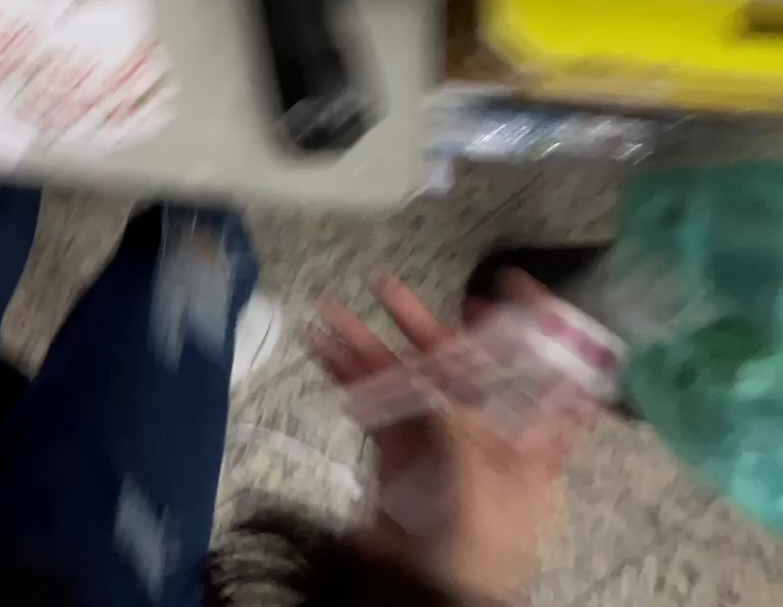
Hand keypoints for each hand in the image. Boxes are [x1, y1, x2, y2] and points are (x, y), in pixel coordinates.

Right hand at [309, 273, 590, 602]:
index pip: (542, 379)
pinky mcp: (391, 444)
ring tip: (332, 311)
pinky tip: (319, 346)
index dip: (535, 332)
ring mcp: (433, 437)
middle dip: (423, 325)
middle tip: (387, 287)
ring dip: (367, 342)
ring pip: (402, 376)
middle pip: (457, 367)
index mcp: (526, 447)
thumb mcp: (478, 487)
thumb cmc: (470, 549)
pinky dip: (342, 369)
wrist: (415, 588)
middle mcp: (481, 433)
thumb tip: (435, 374)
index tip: (511, 286)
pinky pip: (366, 396)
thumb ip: (460, 427)